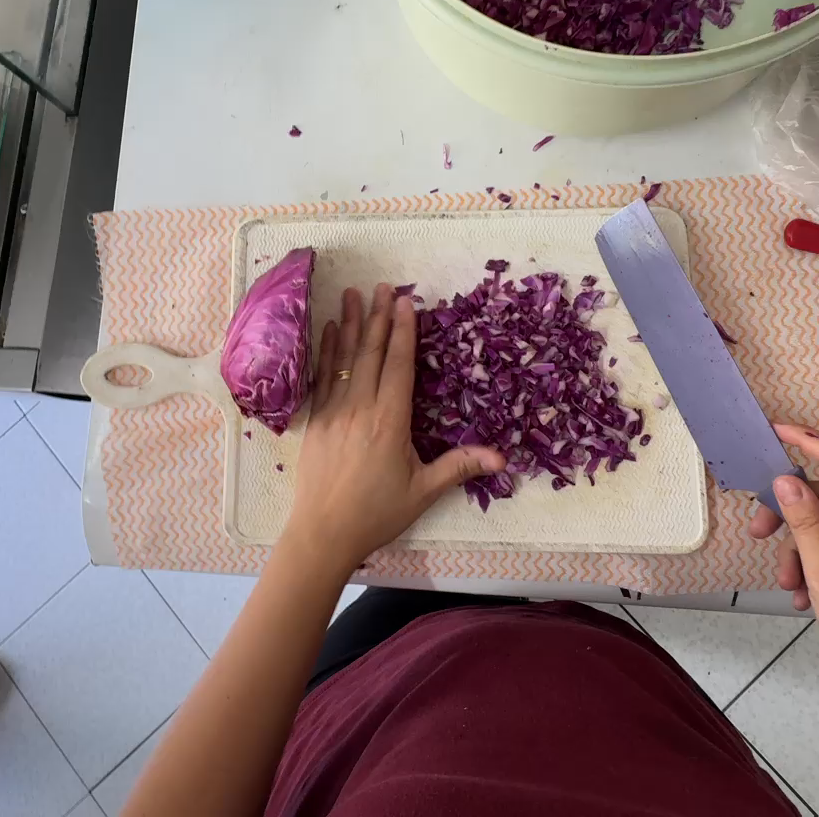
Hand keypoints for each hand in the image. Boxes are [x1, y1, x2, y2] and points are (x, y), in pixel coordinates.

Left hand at [280, 284, 506, 573]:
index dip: (403, 332)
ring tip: (351, 293)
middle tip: (382, 285)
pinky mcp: (316, 420)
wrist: (322, 533)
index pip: (399, 366)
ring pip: (343, 358)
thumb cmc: (376, 513)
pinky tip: (328, 330)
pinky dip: (326, 350)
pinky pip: (322, 376)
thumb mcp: (423, 492)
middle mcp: (360, 408)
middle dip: (378, 316)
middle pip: (370, 353)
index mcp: (390, 421)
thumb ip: (459, 467)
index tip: (405, 302)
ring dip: (349, 323)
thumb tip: (502, 458)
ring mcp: (334, 411)